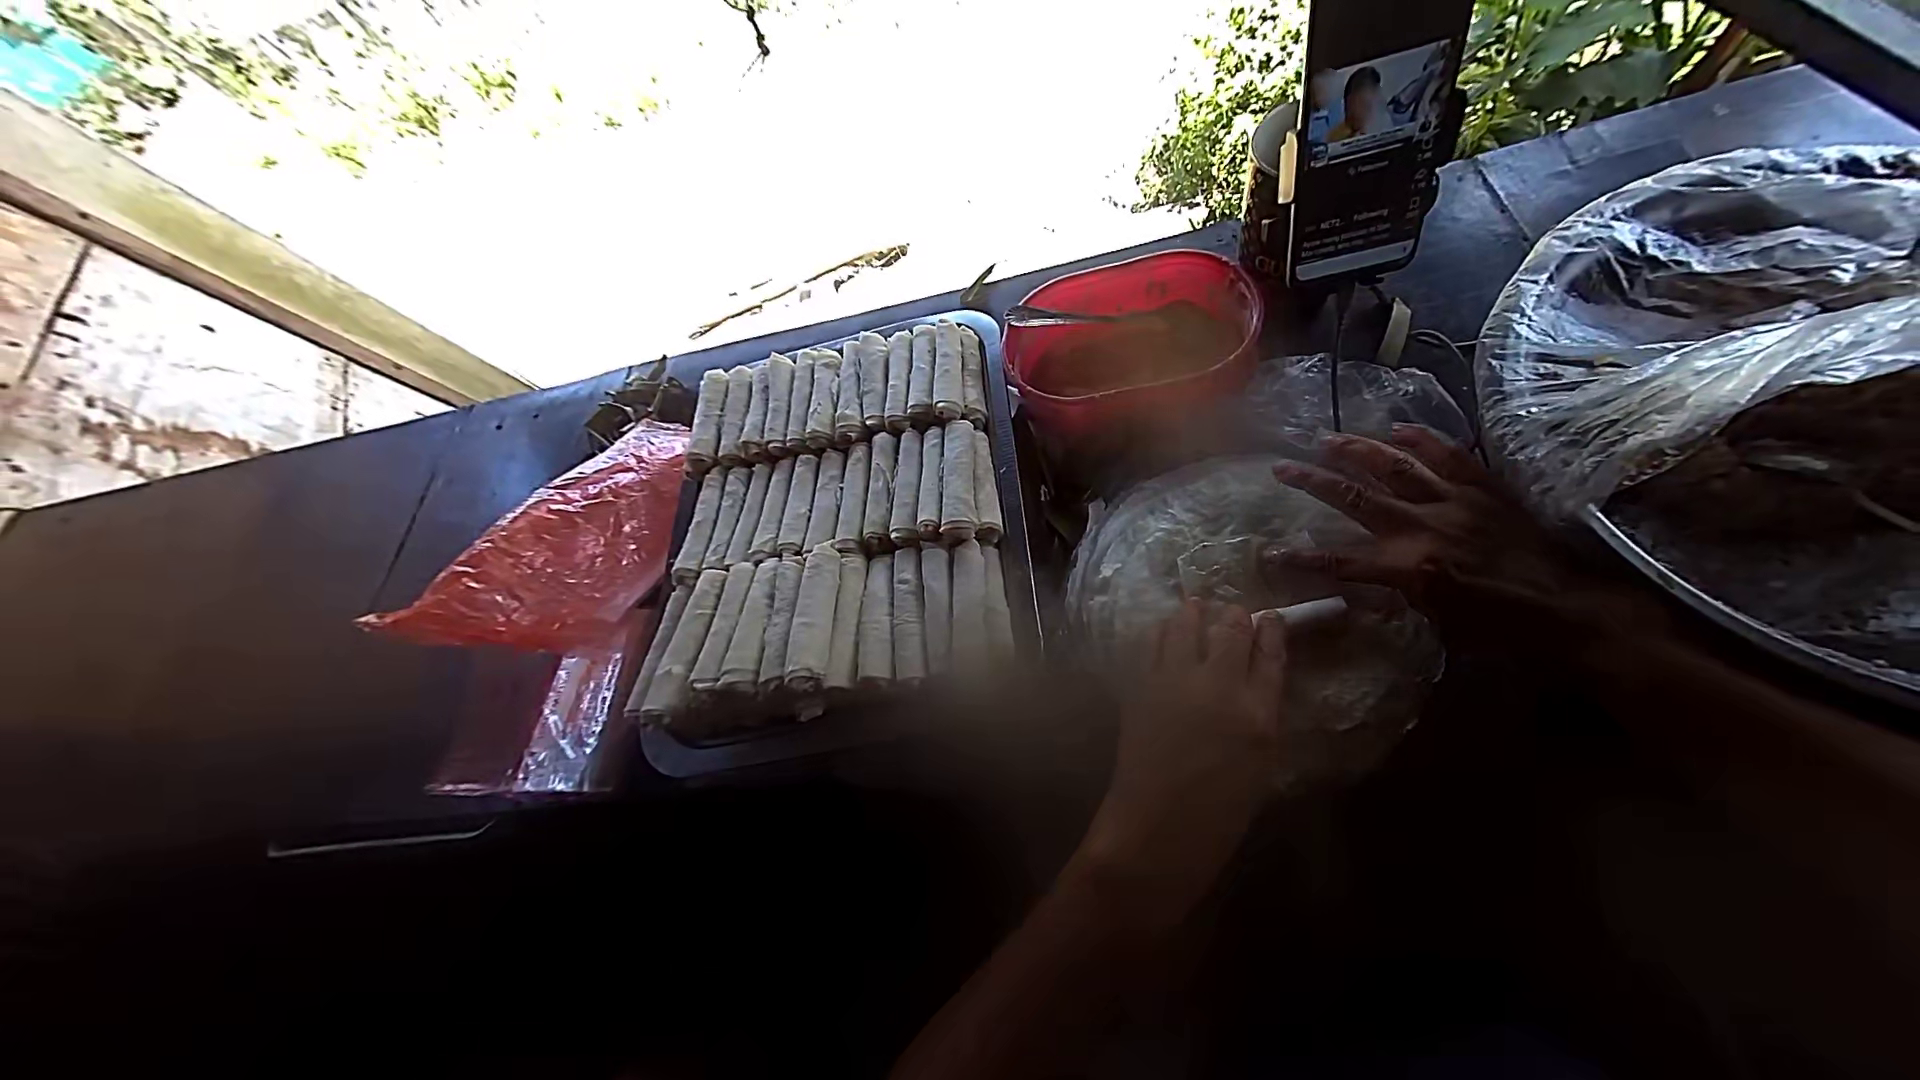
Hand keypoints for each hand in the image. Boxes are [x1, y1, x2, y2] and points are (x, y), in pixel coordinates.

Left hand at [1068, 600, 1286, 927]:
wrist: (1157, 829)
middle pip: (1230, 629)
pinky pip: (1150, 644)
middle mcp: (1218, 688)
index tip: (1269, 618)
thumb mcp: (1260, 764)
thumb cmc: (1219, 812)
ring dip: (1192, 613)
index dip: (1271, 630)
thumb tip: (1252, 679)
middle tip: (1231, 611)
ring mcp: (1174, 682)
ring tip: (1194, 607)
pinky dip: (1159, 632)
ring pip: (1185, 626)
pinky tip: (1163, 630)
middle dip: (1233, 615)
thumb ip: (1258, 716)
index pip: (1271, 654)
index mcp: (1259, 715)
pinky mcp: (1140, 686)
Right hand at [1265, 424, 1664, 653]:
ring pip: (1396, 468)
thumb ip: (1399, 588)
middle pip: (1355, 498)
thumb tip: (1371, 573)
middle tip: (1282, 468)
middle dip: (1313, 482)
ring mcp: (1455, 503)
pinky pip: (1450, 456)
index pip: (1340, 561)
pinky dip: (1422, 440)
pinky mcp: (1484, 490)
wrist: (1572, 611)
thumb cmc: (1501, 627)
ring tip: (1327, 439)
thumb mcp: (1438, 618)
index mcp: (1410, 568)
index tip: (1271, 553)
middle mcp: (1424, 528)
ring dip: (1357, 451)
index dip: (1302, 558)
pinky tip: (1397, 429)